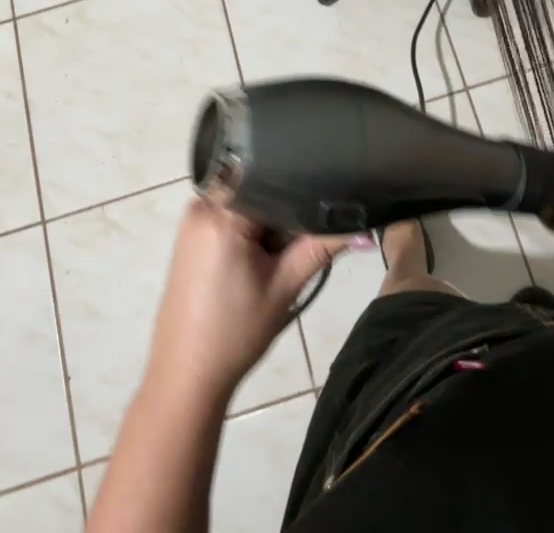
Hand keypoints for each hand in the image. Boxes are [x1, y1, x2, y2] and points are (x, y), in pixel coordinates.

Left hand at [146, 198, 351, 400]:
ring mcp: (192, 221)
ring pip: (249, 203)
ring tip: (292, 247)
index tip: (334, 198)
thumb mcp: (286, 286)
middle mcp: (201, 206)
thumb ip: (325, 246)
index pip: (273, 177)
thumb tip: (367, 227)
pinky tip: (268, 255)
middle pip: (260, 188)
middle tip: (317, 231)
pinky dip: (255, 230)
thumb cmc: (236, 332)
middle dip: (290, 208)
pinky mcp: (191, 237)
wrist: (187, 376)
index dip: (305, 187)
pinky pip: (232, 216)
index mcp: (221, 213)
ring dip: (272, 222)